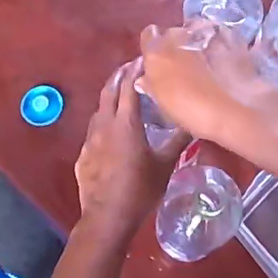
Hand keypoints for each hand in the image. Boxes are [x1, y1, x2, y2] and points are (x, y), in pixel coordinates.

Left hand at [75, 60, 187, 239]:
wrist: (107, 218)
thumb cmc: (140, 190)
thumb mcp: (165, 165)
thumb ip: (178, 141)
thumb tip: (194, 123)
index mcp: (125, 123)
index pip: (128, 86)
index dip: (135, 70)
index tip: (143, 60)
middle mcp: (104, 124)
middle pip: (109, 91)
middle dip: (119, 76)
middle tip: (131, 68)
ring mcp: (90, 139)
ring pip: (99, 109)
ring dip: (110, 97)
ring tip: (123, 96)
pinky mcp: (83, 154)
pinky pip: (94, 130)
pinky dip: (104, 121)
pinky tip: (112, 131)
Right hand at [137, 23, 277, 149]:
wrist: (231, 109)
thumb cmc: (189, 110)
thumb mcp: (162, 103)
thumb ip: (151, 85)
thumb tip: (145, 78)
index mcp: (157, 50)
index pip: (148, 35)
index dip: (152, 46)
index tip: (158, 61)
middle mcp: (178, 35)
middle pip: (173, 33)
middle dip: (176, 45)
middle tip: (183, 66)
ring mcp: (206, 33)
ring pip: (196, 31)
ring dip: (198, 42)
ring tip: (206, 62)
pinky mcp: (230, 37)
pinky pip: (220, 34)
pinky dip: (220, 43)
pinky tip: (224, 60)